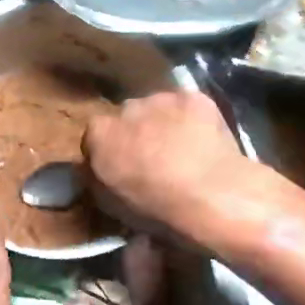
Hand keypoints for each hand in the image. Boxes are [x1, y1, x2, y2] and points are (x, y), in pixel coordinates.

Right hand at [84, 90, 247, 236]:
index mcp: (99, 133)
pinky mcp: (196, 98)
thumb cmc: (154, 207)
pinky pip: (187, 106)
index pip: (94, 135)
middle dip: (134, 133)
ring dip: (162, 122)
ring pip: (157, 107)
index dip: (106, 151)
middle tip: (151, 158)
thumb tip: (95, 168)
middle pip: (126, 117)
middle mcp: (126, 108)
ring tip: (180, 149)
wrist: (210, 196)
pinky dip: (191, 119)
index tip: (118, 167)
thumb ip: (95, 177)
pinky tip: (202, 140)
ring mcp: (162, 99)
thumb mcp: (108, 202)